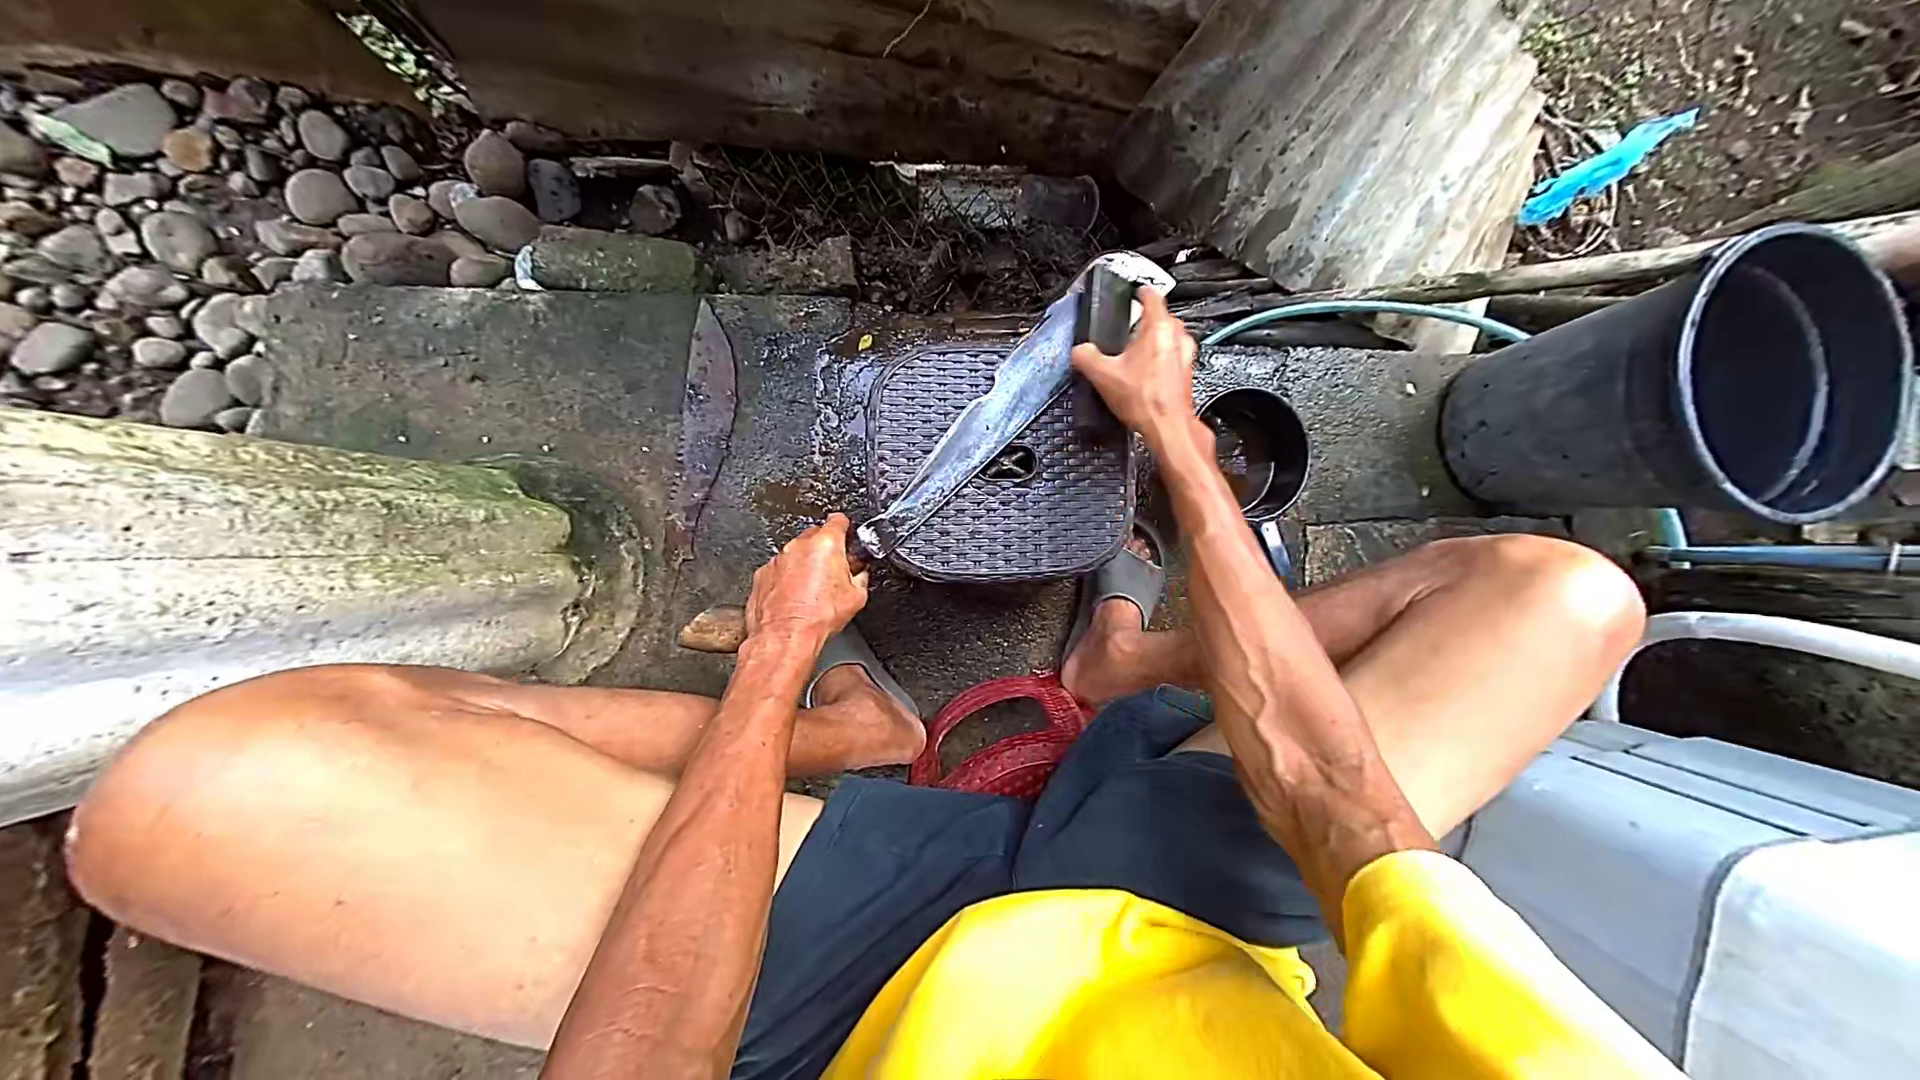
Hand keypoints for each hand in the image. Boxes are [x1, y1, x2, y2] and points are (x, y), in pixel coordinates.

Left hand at [745, 513, 868, 643]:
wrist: (785, 637)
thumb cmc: (817, 618)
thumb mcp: (857, 597)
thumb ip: (860, 576)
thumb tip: (859, 574)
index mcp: (826, 544)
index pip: (838, 520)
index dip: (845, 526)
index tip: (846, 532)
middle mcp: (798, 546)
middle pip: (815, 536)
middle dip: (825, 550)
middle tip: (832, 570)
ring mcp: (778, 559)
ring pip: (795, 554)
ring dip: (804, 565)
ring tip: (812, 591)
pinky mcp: (762, 574)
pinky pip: (779, 570)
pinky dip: (786, 579)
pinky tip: (795, 598)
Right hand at [1070, 288, 1198, 442]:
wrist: (1167, 427)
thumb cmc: (1145, 401)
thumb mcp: (1103, 375)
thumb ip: (1086, 356)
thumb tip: (1079, 351)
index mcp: (1158, 328)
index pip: (1152, 296)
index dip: (1141, 291)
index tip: (1136, 291)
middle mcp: (1177, 338)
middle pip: (1162, 318)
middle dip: (1145, 321)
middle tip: (1129, 330)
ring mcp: (1185, 356)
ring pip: (1169, 338)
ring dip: (1154, 342)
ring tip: (1136, 354)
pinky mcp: (1186, 373)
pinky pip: (1173, 357)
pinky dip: (1161, 360)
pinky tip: (1146, 374)